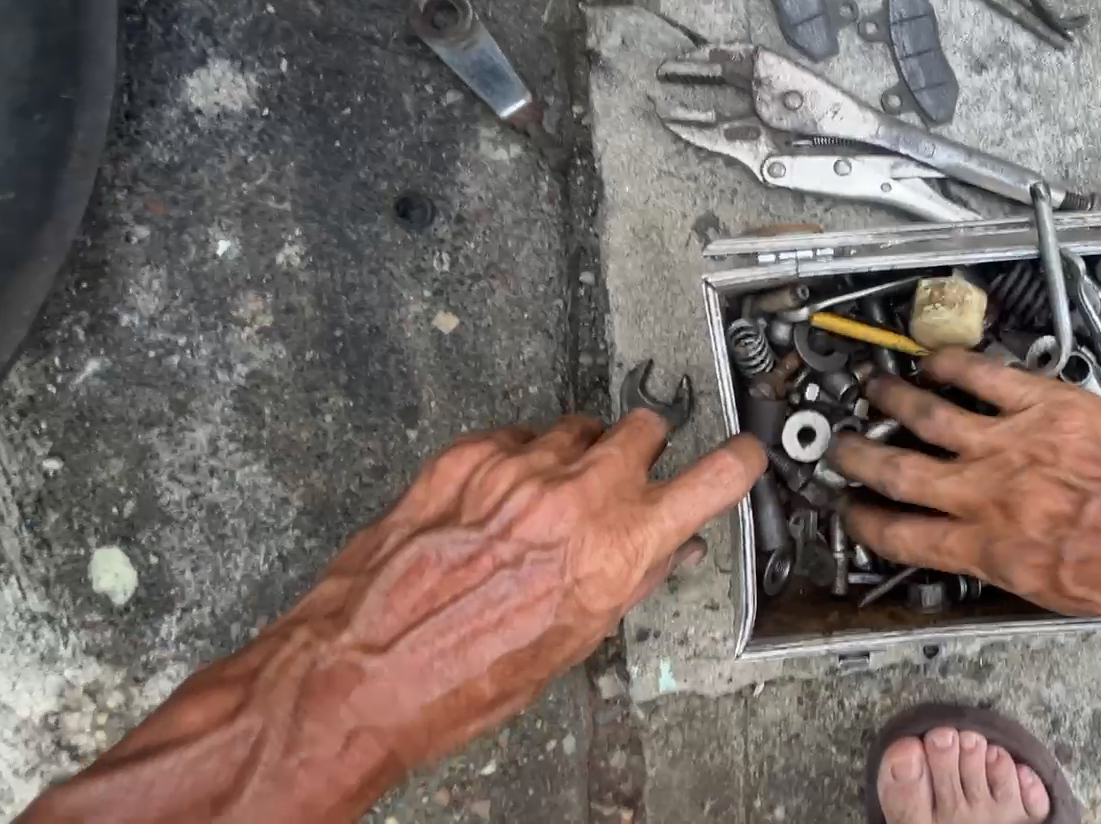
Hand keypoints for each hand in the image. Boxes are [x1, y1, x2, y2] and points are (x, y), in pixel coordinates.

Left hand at [275, 413, 761, 767]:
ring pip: (582, 425)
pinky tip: (495, 501)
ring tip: (546, 498)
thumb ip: (638, 576)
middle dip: (643, 448)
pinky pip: (518, 436)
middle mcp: (581, 494)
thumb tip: (674, 547)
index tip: (742, 454)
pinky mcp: (471, 454)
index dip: (741, 460)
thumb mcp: (580, 638)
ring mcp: (523, 467)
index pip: (716, 477)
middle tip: (620, 477)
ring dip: (577, 454)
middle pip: (648, 425)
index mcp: (622, 546)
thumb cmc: (469, 676)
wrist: (358, 673)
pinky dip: (519, 460)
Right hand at [833, 349, 1100, 626]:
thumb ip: (1007, 565)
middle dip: (859, 458)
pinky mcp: (1046, 404)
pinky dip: (951, 366)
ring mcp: (1015, 444)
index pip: (905, 537)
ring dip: (892, 402)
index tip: (853, 511)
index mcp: (995, 551)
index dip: (868, 523)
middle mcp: (992, 496)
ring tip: (874, 392)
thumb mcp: (1064, 594)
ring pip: (929, 416)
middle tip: (841, 447)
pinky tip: (934, 362)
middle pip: (900, 473)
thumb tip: (975, 546)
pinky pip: (982, 376)